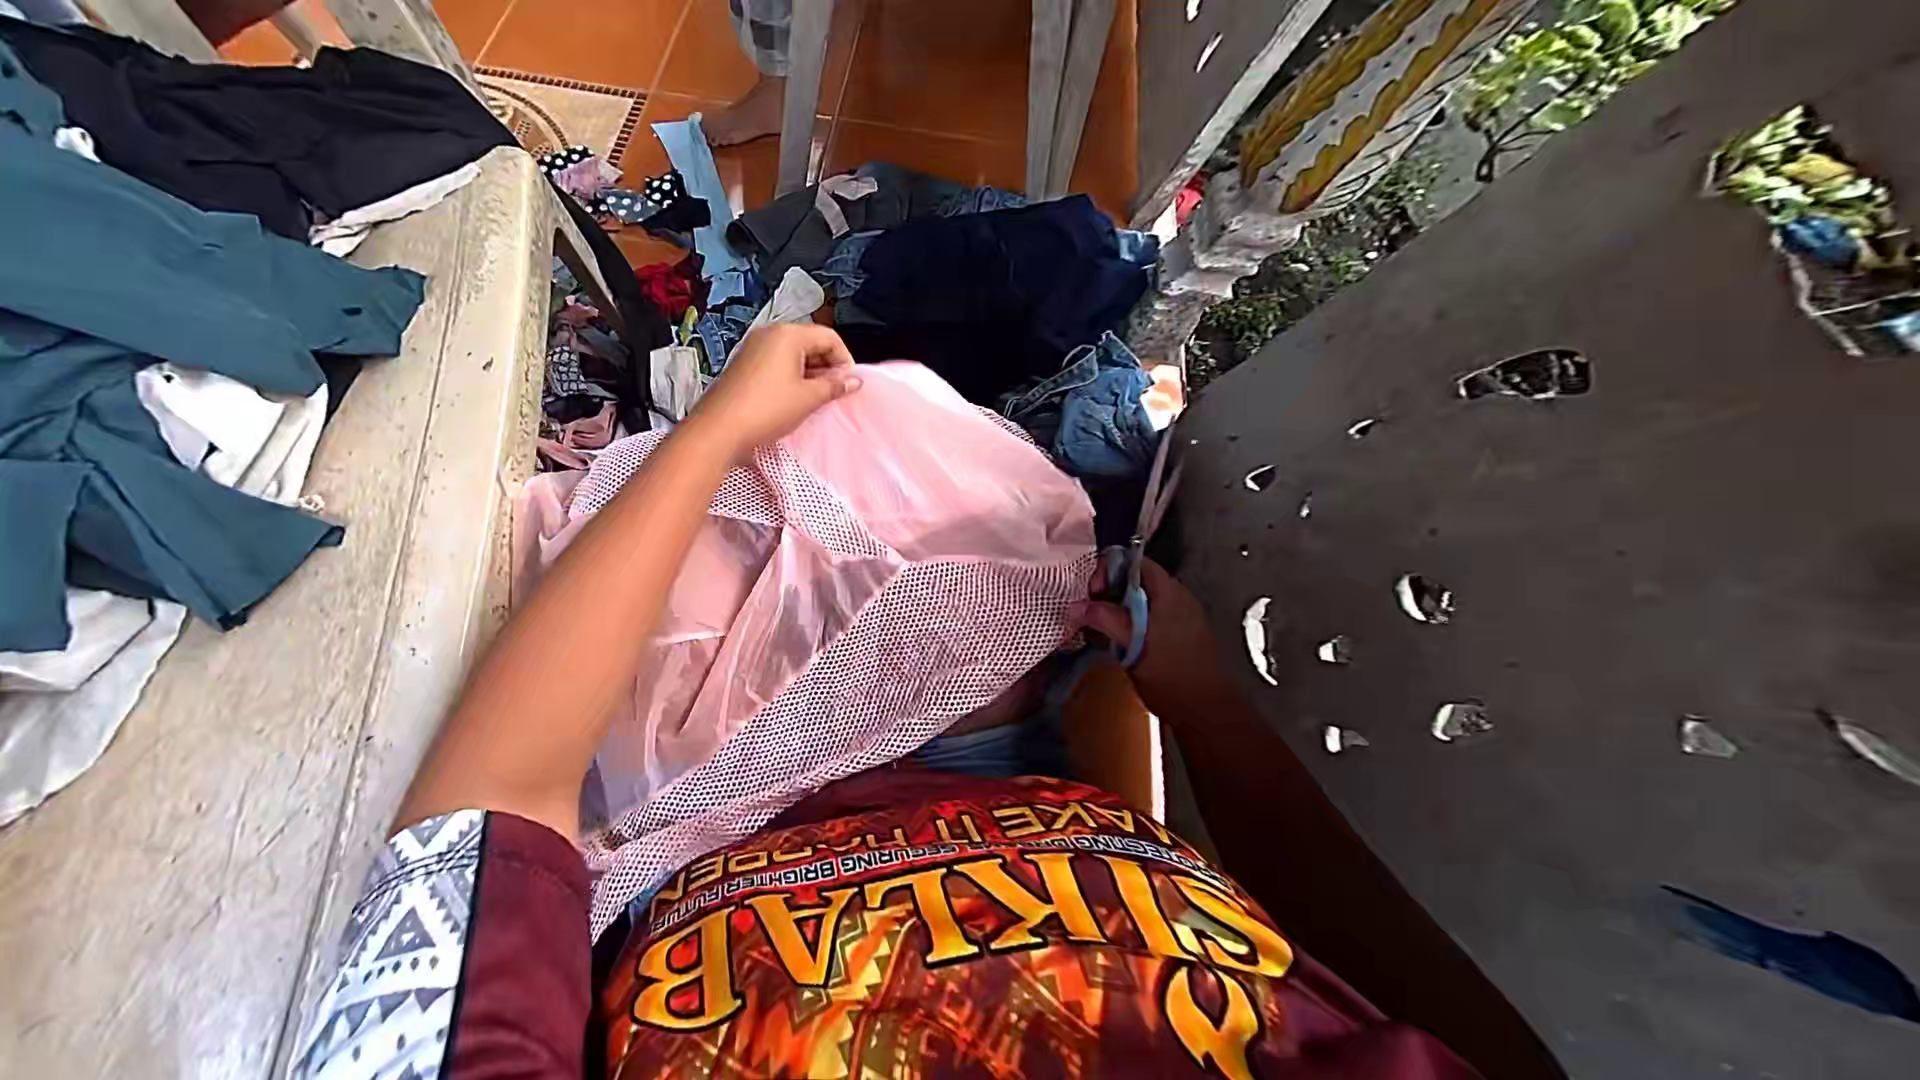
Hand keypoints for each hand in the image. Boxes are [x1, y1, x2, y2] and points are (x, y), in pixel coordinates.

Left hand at [686, 323, 861, 455]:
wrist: (720, 429)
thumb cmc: (764, 409)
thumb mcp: (808, 398)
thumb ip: (834, 386)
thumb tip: (852, 381)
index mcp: (787, 334)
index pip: (829, 337)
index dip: (844, 360)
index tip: (850, 383)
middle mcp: (769, 335)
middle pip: (811, 342)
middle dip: (828, 367)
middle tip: (836, 392)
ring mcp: (755, 349)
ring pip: (795, 354)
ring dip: (811, 374)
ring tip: (817, 399)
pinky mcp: (746, 365)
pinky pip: (778, 364)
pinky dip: (793, 378)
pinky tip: (796, 400)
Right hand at [1069, 557, 1230, 715]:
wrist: (1207, 712)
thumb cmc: (1171, 675)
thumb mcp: (1132, 645)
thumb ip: (1105, 619)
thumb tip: (1076, 605)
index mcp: (1168, 591)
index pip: (1133, 562)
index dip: (1107, 570)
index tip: (1092, 594)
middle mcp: (1175, 598)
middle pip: (1133, 581)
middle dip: (1107, 594)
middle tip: (1090, 615)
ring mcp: (1178, 617)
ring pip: (1138, 602)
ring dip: (1116, 612)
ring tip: (1100, 632)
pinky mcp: (1176, 636)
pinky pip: (1147, 619)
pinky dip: (1129, 625)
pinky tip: (1118, 645)